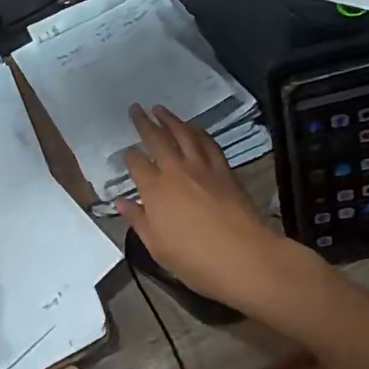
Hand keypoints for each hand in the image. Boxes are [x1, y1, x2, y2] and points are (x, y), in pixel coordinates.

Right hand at [117, 104, 321, 311]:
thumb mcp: (157, 247)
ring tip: (162, 109)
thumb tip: (122, 202)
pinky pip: (209, 144)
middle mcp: (176, 171)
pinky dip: (199, 132)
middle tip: (136, 108)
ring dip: (171, 120)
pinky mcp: (225, 172)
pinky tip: (195, 129)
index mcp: (154, 190)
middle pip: (157, 140)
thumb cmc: (195, 259)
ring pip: (184, 135)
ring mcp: (203, 169)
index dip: (129, 156)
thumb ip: (138, 221)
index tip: (126, 153)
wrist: (246, 259)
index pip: (136, 163)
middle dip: (144, 123)